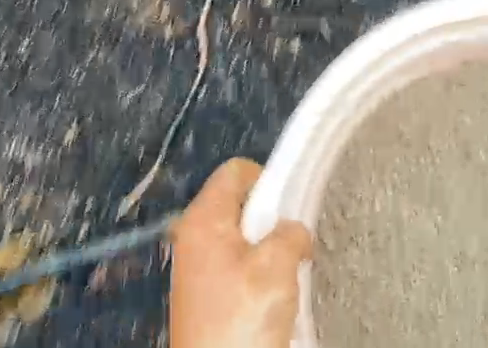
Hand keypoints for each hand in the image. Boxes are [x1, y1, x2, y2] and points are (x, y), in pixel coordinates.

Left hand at [168, 158, 312, 347]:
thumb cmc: (241, 318)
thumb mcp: (278, 264)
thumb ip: (291, 233)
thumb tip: (294, 232)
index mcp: (203, 218)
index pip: (236, 170)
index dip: (268, 179)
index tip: (289, 206)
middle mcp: (193, 237)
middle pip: (241, 204)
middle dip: (272, 220)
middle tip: (291, 244)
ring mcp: (197, 269)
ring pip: (243, 238)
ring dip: (269, 251)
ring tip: (283, 276)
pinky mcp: (205, 297)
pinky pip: (238, 266)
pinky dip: (258, 274)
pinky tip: (271, 299)